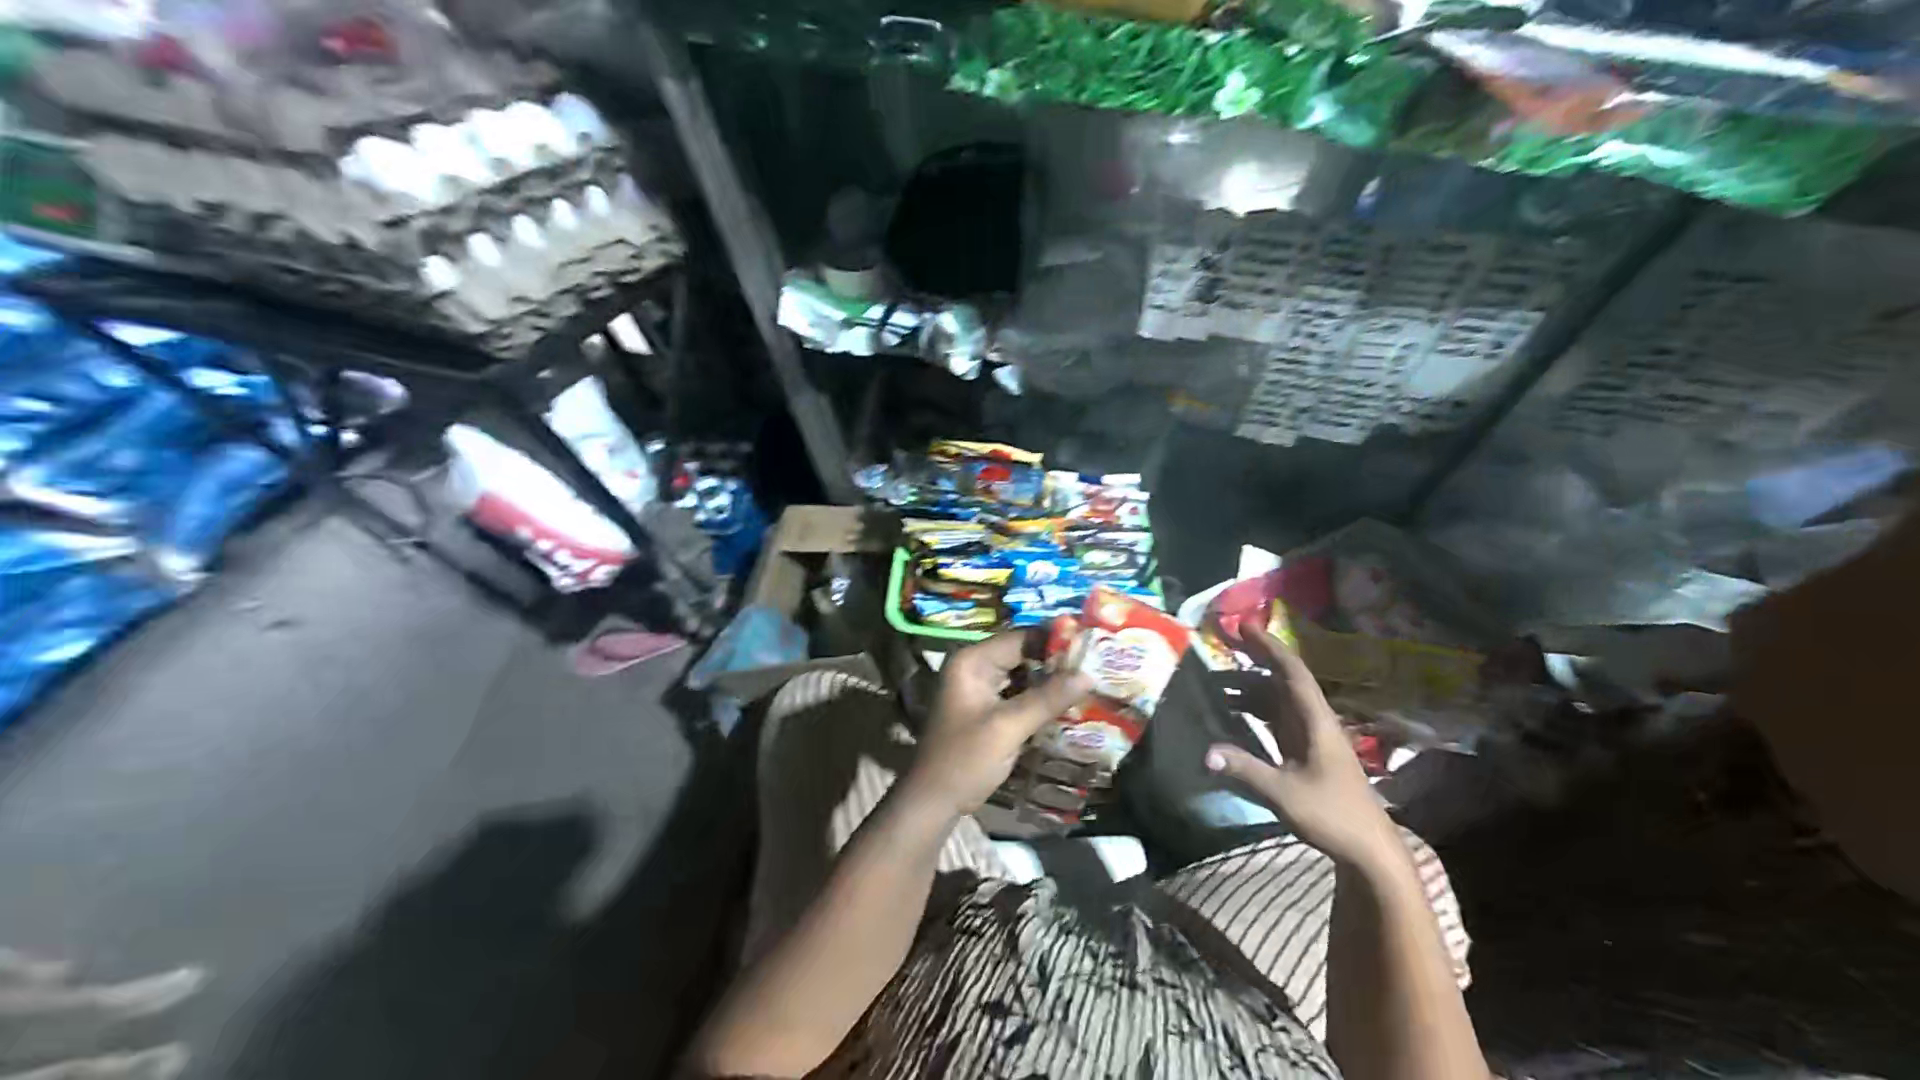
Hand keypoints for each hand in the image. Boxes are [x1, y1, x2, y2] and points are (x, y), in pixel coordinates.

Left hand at [901, 632, 1093, 818]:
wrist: (934, 801)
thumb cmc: (965, 759)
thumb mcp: (1008, 727)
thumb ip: (1047, 699)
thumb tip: (1089, 675)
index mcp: (972, 661)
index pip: (1020, 638)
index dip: (1055, 640)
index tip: (1092, 645)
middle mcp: (975, 667)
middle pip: (1023, 654)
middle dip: (1057, 661)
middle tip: (1097, 665)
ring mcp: (980, 689)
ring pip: (1024, 675)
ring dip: (1051, 680)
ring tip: (1090, 681)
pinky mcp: (988, 709)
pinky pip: (1019, 694)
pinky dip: (1040, 698)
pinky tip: (1069, 704)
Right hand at [1205, 624, 1401, 870]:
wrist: (1368, 849)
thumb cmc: (1332, 815)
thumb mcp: (1283, 793)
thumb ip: (1245, 769)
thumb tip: (1205, 752)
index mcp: (1315, 721)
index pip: (1291, 672)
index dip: (1268, 647)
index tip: (1244, 625)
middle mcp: (1313, 720)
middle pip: (1282, 679)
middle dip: (1254, 658)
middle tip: (1223, 641)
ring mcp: (1310, 736)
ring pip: (1277, 699)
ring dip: (1249, 686)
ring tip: (1215, 681)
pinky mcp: (1305, 751)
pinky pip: (1275, 718)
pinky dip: (1253, 708)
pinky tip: (1232, 711)